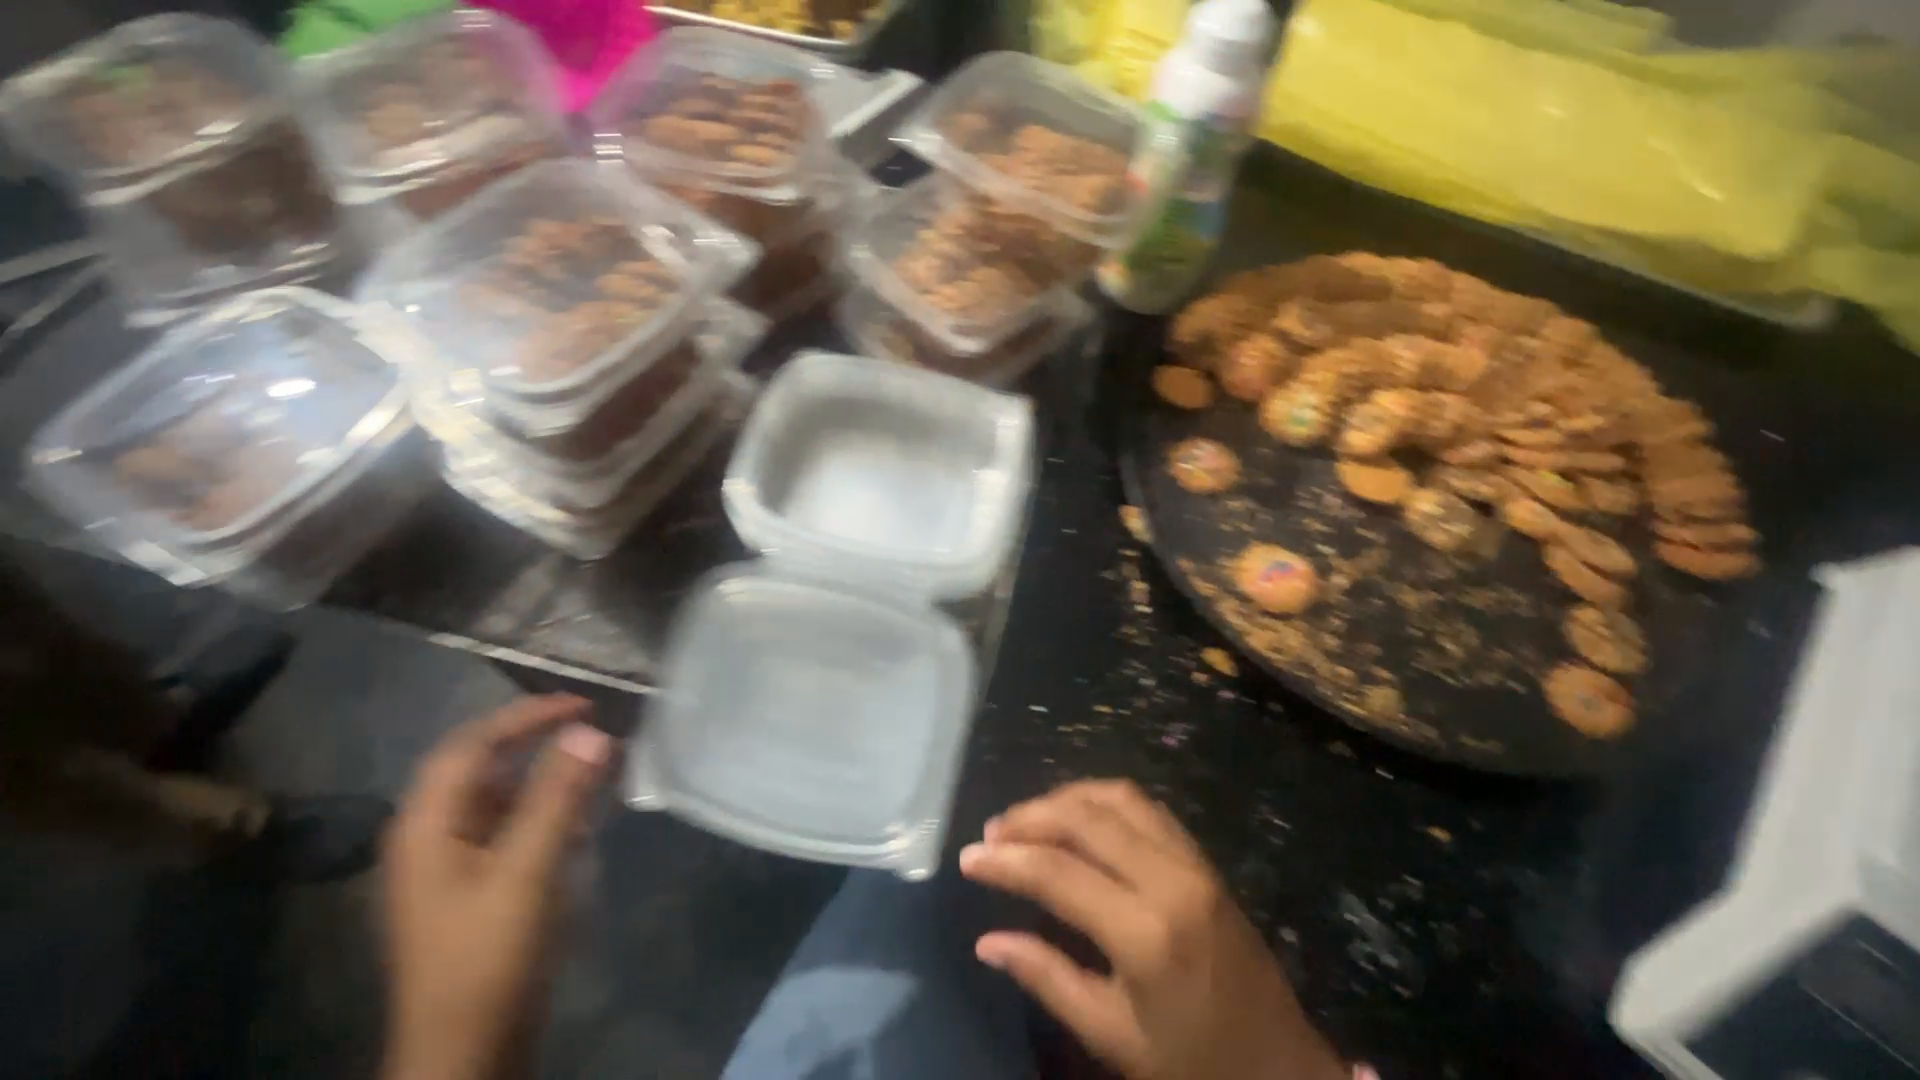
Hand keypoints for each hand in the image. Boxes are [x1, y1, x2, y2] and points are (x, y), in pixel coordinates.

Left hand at [381, 696, 617, 1079]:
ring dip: (546, 777)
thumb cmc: (489, 955)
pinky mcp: (476, 892)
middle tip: (593, 729)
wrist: (466, 1051)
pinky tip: (582, 820)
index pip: (473, 745)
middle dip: (537, 742)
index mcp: (427, 824)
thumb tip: (592, 730)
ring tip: (597, 766)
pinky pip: (511, 832)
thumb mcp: (527, 871)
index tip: (584, 704)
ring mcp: (452, 867)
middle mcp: (432, 836)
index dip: (526, 716)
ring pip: (500, 800)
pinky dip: (547, 813)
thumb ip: (558, 798)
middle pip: (483, 769)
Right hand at [961, 780, 1346, 1079]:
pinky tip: (1078, 817)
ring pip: (1118, 799)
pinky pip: (1147, 808)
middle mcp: (1170, 880)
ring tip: (1027, 819)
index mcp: (1145, 933)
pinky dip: (1103, 800)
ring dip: (1066, 798)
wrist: (1283, 1068)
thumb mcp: (1113, 1035)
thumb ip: (1048, 978)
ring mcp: (1194, 863)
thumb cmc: (1193, 1063)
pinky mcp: (1205, 860)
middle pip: (1086, 819)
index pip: (1058, 873)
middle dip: (1030, 817)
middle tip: (992, 833)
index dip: (1006, 860)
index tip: (968, 857)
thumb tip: (987, 941)